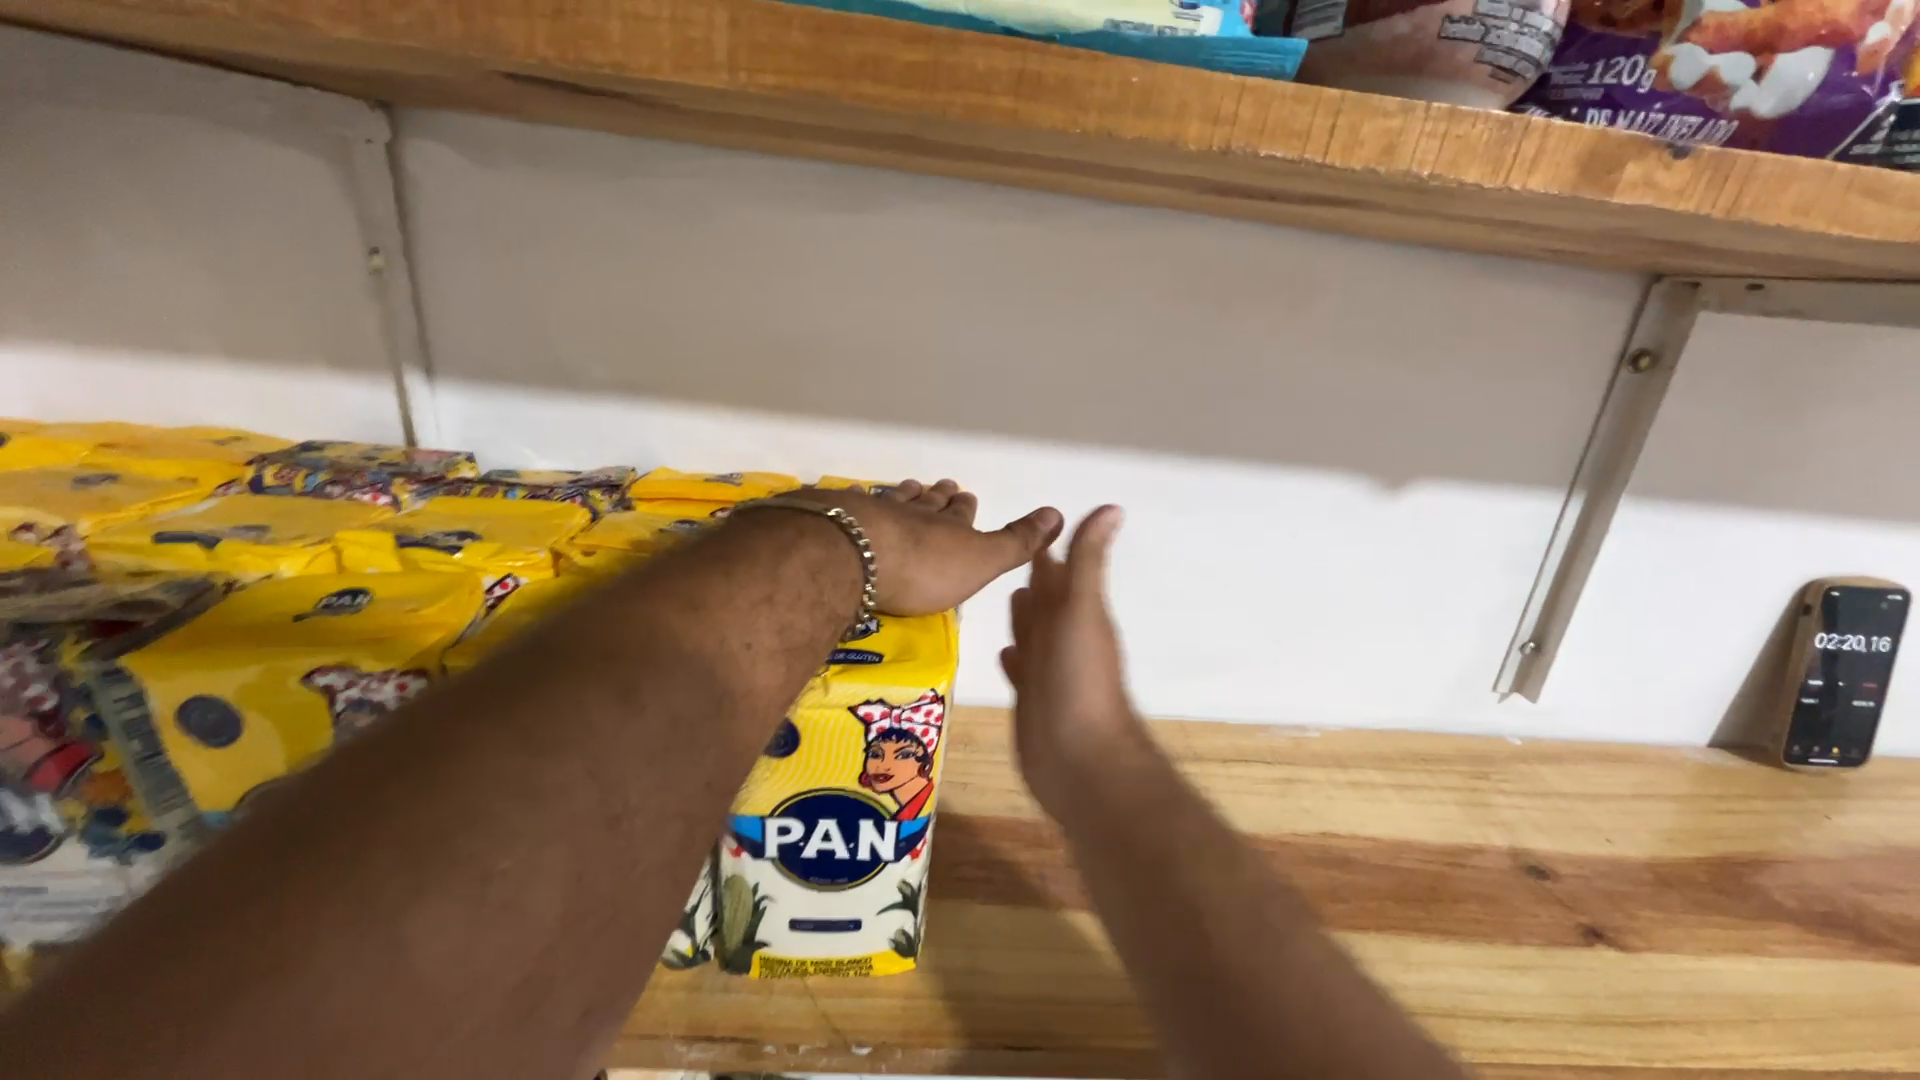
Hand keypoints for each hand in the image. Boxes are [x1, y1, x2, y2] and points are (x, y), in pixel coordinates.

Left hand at [786, 480, 1062, 615]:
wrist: (855, 556)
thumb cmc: (924, 568)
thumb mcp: (981, 561)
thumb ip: (1016, 542)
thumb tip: (1057, 513)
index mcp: (947, 528)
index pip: (961, 514)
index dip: (964, 506)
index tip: (965, 495)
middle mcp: (912, 515)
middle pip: (927, 502)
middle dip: (936, 496)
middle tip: (940, 487)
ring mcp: (872, 514)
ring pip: (892, 501)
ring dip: (901, 495)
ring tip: (906, 488)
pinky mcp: (836, 521)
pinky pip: (850, 507)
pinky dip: (856, 504)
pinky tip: (852, 502)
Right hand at [1000, 505, 1145, 819]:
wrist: (1080, 759)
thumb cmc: (1080, 680)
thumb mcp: (1082, 610)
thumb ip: (1087, 562)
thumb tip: (1112, 507)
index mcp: (1075, 613)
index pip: (1056, 573)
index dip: (1045, 550)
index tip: (1033, 524)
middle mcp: (1062, 638)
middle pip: (1044, 602)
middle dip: (1032, 580)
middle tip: (1009, 557)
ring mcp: (1049, 671)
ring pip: (1033, 634)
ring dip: (1024, 617)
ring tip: (1008, 594)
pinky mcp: (1034, 700)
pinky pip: (1023, 670)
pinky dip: (1016, 658)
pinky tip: (1006, 653)